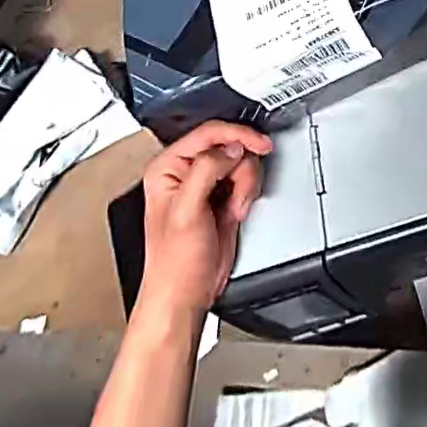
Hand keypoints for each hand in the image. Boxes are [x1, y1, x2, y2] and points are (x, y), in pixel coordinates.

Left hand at [137, 121, 273, 317]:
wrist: (186, 294)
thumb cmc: (174, 264)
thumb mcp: (186, 211)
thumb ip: (207, 170)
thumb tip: (230, 148)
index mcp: (168, 168)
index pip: (209, 133)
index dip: (237, 135)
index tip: (259, 143)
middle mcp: (186, 171)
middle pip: (231, 145)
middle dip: (241, 170)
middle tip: (237, 193)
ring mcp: (206, 183)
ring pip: (242, 161)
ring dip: (245, 185)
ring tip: (233, 207)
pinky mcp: (222, 195)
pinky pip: (247, 178)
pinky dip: (247, 194)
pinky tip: (234, 211)